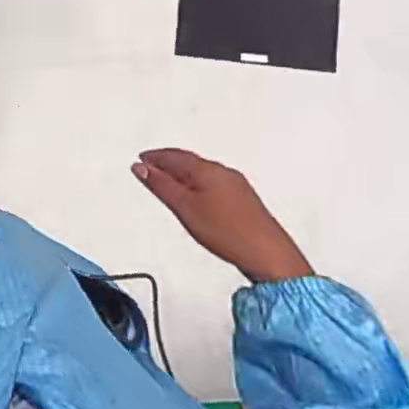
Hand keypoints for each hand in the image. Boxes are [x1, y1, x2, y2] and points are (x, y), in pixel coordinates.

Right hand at [132, 148, 313, 282]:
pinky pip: (212, 182)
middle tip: (150, 165)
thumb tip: (142, 168)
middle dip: (167, 162)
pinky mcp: (243, 199)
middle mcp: (224, 173)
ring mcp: (236, 185)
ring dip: (181, 172)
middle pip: (188, 161)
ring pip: (201, 171)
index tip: (141, 159)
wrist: (268, 253)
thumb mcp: (183, 207)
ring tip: (167, 180)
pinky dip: (196, 182)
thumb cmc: (228, 231)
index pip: (173, 155)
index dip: (154, 157)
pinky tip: (193, 194)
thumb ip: (160, 185)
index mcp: (207, 170)